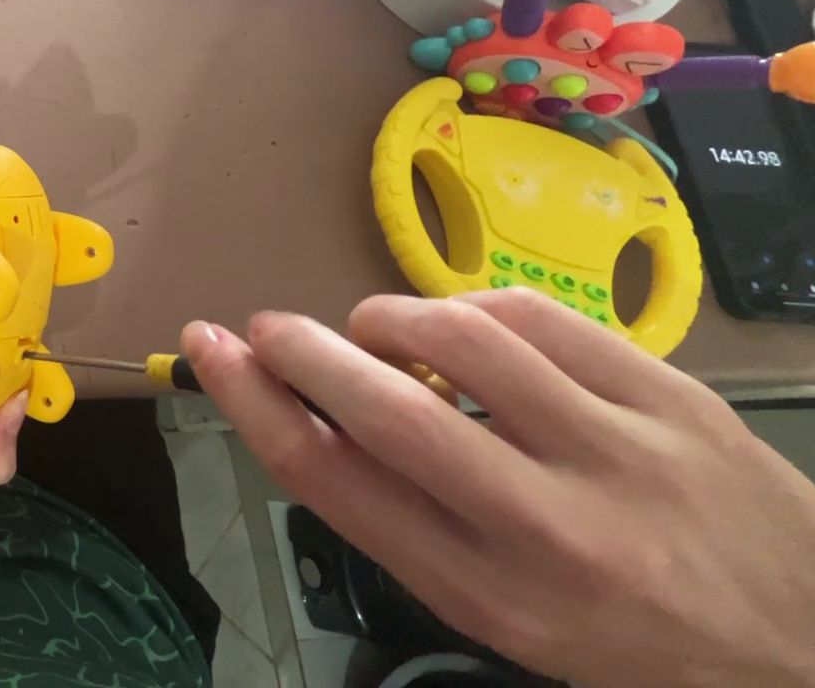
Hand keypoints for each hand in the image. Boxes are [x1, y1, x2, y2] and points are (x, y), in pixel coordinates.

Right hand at [184, 289, 814, 687]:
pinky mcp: (677, 398)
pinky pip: (533, 314)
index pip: (332, 478)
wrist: (813, 657)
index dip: (249, 399)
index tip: (208, 346)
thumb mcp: (481, 597)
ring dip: (386, 321)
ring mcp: (628, 457)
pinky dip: (466, 308)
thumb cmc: (610, 630)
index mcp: (483, 589)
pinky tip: (468, 331)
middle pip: (386, 408)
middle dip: (300, 349)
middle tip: (265, 328)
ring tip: (380, 334)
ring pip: (462, 339)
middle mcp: (552, 529)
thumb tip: (295, 394)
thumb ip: (388, 501)